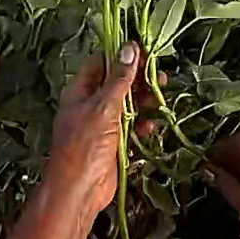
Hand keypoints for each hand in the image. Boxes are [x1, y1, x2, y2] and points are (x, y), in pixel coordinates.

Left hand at [43, 43, 146, 221]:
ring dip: (144, 102)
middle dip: (138, 79)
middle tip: (160, 76)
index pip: (101, 62)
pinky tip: (151, 127)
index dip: (121, 55)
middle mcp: (91, 104)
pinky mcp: (114, 142)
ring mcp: (103, 124)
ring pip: (128, 105)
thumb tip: (130, 48)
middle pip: (117, 83)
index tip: (144, 51)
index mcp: (80, 91)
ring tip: (160, 100)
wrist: (79, 190)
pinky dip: (142, 126)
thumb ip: (119, 79)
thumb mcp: (104, 107)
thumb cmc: (85, 145)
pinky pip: (132, 128)